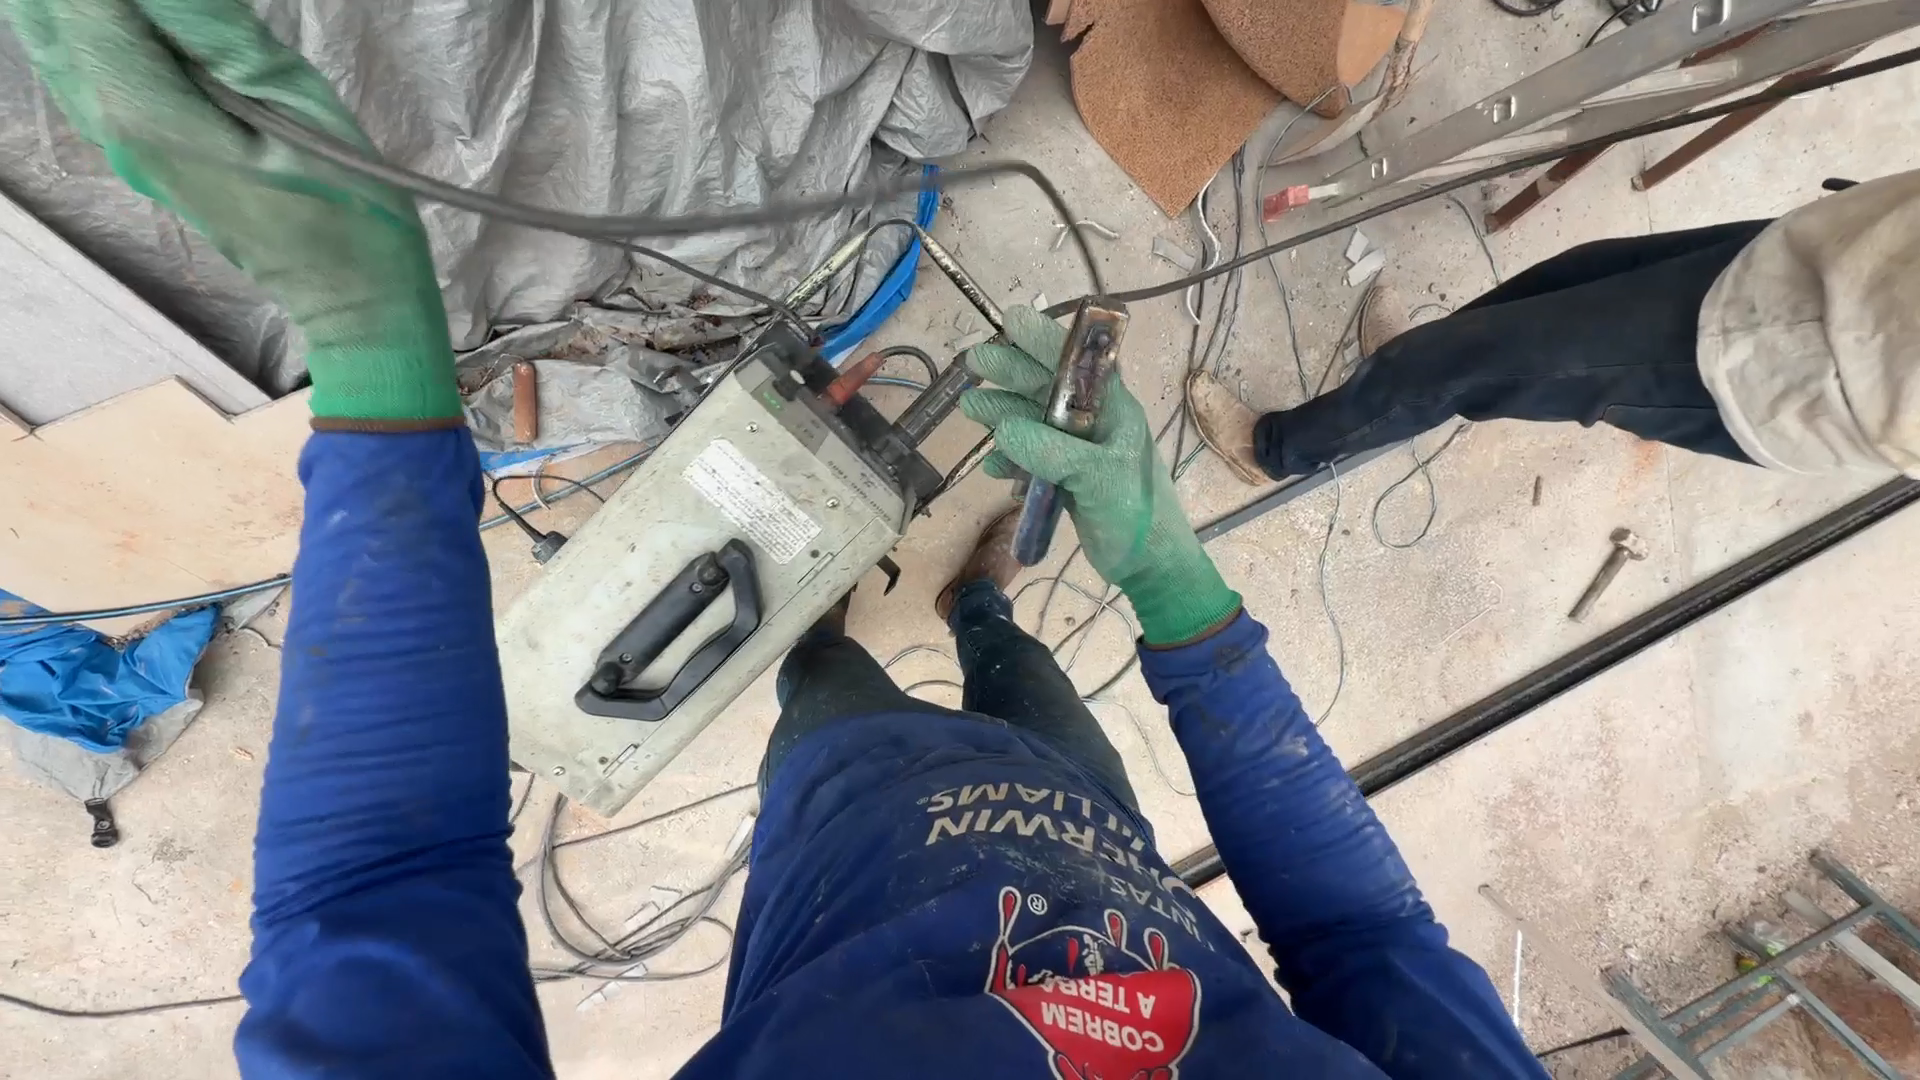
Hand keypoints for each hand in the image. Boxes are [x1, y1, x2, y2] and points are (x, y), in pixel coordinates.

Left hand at [11, 0, 459, 427]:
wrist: (361, 299)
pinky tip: (174, 54)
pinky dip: (114, 41)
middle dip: (121, 6)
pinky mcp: (138, 157)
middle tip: (203, 21)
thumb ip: (214, 25)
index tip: (217, 14)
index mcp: (141, 106)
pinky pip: (87, 70)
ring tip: (195, 36)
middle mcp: (103, 121)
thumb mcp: (305, 106)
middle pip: (49, 8)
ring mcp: (116, 146)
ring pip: (58, 33)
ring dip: (113, 20)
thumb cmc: (356, 212)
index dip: (158, 0)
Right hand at [961, 306, 1240, 644]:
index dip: (1042, 338)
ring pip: (1033, 422)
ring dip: (1003, 415)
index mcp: (1110, 408)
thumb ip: (1050, 451)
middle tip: (972, 362)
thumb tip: (1001, 430)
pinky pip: (1032, 458)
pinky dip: (1011, 459)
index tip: (1010, 319)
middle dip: (1010, 374)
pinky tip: (994, 467)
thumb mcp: (1096, 476)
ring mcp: (1078, 451)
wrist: (1149, 564)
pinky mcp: (1067, 478)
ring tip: (970, 409)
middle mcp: (1092, 422)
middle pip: (1045, 387)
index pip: (1074, 361)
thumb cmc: (1134, 512)